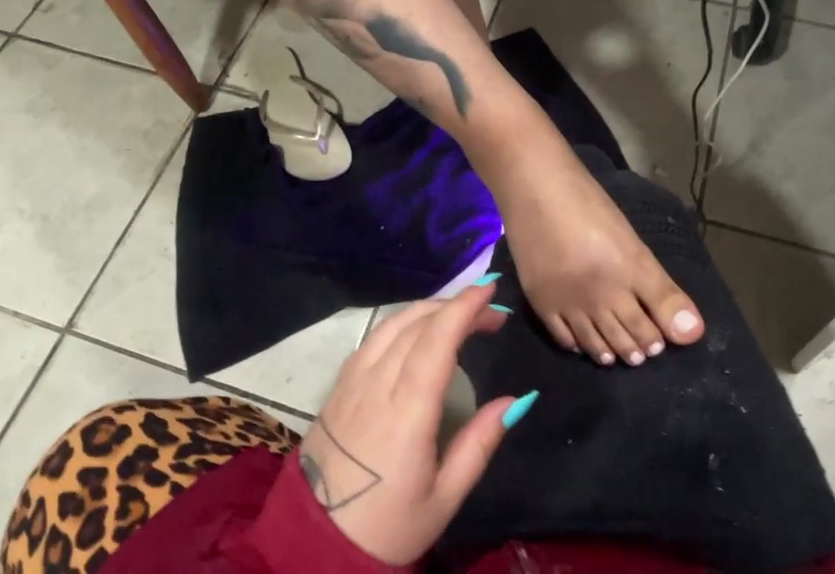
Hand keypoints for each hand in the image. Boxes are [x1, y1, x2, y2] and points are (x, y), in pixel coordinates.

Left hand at [297, 283, 532, 564]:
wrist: (316, 545)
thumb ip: (481, 442)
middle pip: (415, 323)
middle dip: (455, 305)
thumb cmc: (389, 525)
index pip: (437, 339)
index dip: (464, 307)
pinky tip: (415, 333)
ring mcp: (351, 384)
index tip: (491, 289)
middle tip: (490, 310)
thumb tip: (518, 399)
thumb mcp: (445, 496)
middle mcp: (376, 385)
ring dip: (426, 309)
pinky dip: (400, 324)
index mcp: (407, 411)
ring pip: (390, 325)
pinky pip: (371, 341)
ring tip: (457, 313)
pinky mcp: (336, 390)